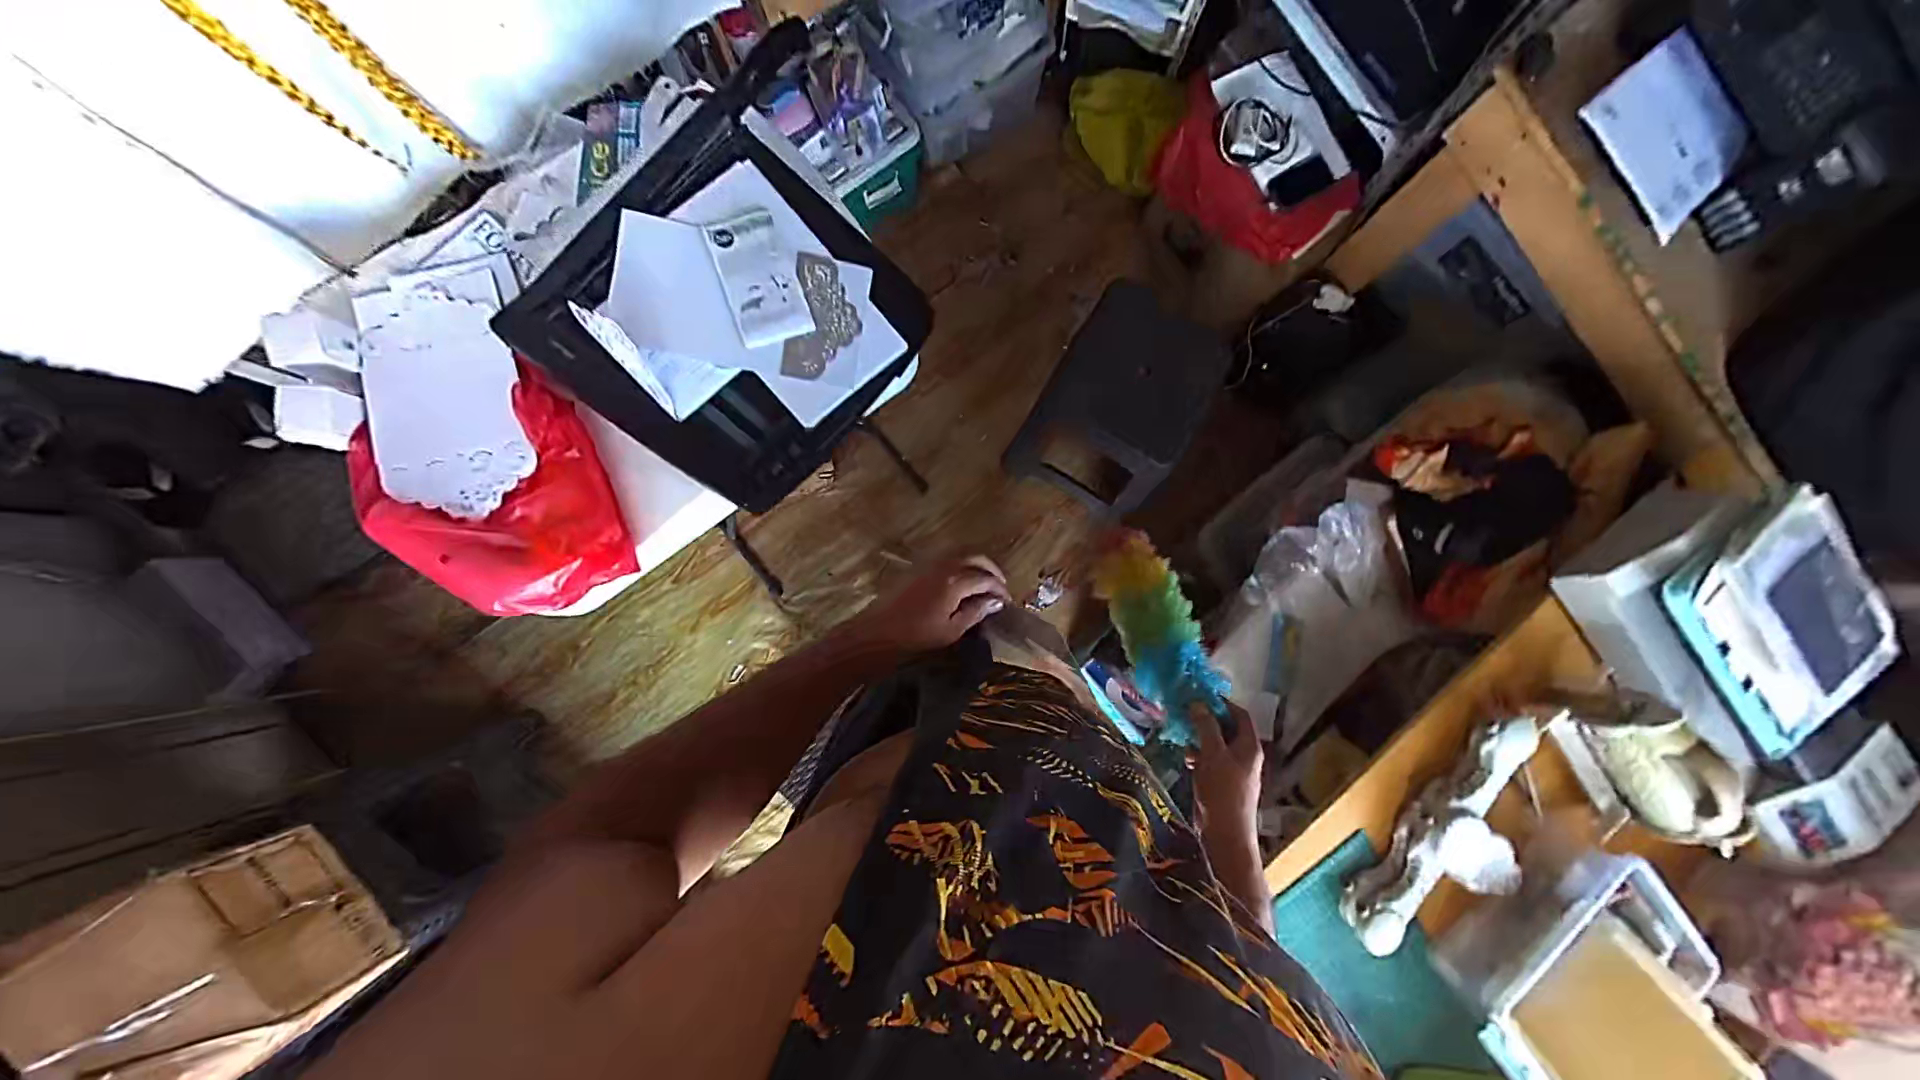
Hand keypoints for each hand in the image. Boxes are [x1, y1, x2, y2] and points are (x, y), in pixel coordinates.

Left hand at [841, 556, 1011, 657]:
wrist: (877, 632)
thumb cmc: (915, 636)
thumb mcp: (951, 630)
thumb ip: (976, 612)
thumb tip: (995, 602)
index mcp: (954, 581)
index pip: (986, 579)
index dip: (1000, 589)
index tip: (1007, 601)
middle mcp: (944, 565)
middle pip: (976, 558)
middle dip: (992, 570)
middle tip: (1000, 587)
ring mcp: (929, 563)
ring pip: (961, 553)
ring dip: (976, 563)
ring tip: (984, 582)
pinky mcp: (918, 567)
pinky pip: (947, 557)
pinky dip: (961, 563)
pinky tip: (963, 580)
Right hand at [1189, 701, 1261, 839]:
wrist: (1224, 833)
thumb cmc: (1222, 791)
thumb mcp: (1213, 754)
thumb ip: (1206, 727)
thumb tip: (1198, 704)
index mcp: (1249, 746)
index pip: (1240, 714)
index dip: (1222, 702)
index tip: (1200, 695)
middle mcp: (1244, 755)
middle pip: (1226, 728)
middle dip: (1206, 719)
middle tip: (1185, 711)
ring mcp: (1232, 769)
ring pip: (1215, 744)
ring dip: (1199, 737)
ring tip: (1181, 733)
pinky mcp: (1220, 782)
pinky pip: (1209, 760)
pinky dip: (1197, 755)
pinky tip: (1185, 758)